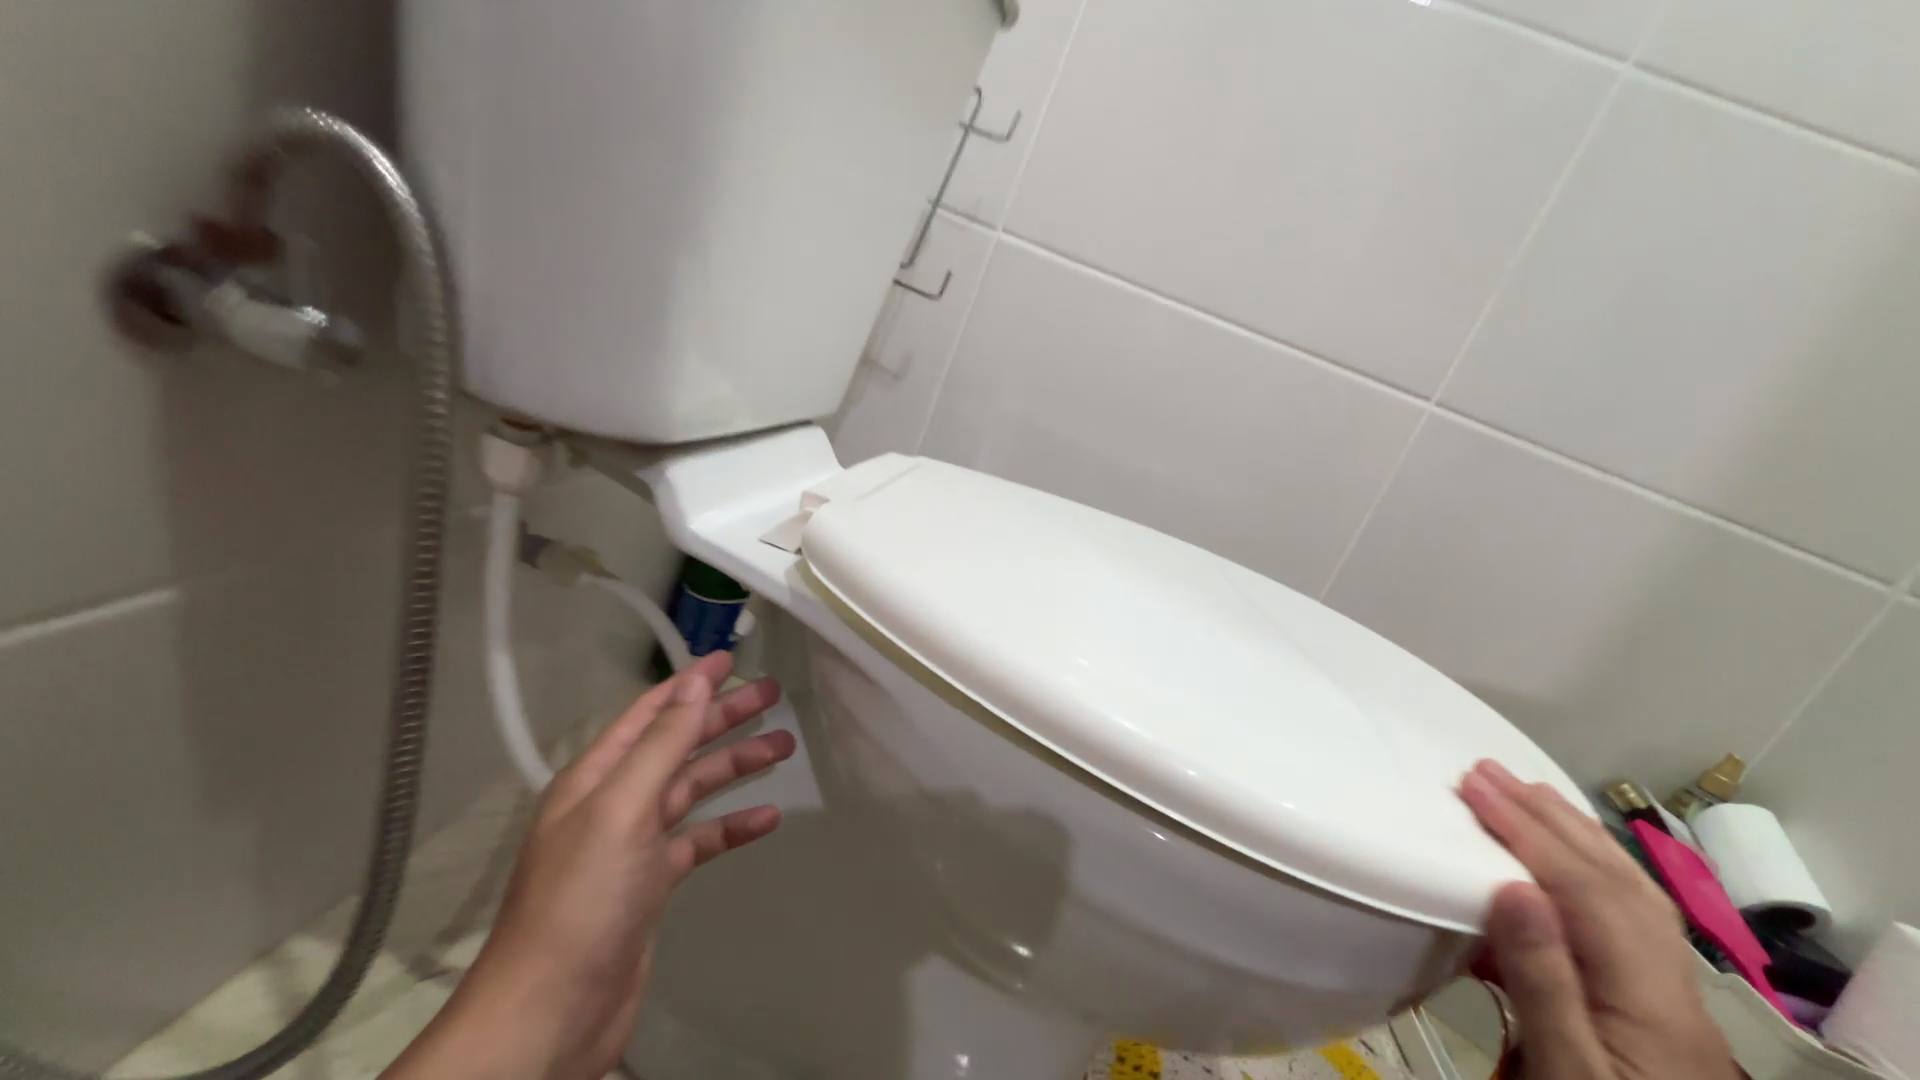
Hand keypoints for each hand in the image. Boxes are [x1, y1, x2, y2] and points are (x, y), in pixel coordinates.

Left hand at [386, 652, 793, 1079]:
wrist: (553, 1011)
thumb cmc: (583, 900)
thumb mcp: (622, 810)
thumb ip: (661, 743)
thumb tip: (694, 681)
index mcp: (596, 777)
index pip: (648, 713)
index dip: (689, 683)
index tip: (730, 660)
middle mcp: (613, 803)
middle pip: (676, 746)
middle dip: (722, 718)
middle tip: (772, 694)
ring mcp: (632, 845)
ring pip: (691, 790)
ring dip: (734, 767)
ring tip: (784, 746)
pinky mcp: (651, 885)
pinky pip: (698, 841)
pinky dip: (731, 827)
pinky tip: (767, 818)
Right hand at [1459, 760, 1739, 1079]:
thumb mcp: (1561, 1073)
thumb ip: (1543, 984)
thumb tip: (1515, 888)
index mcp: (1648, 1003)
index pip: (1585, 893)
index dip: (1528, 832)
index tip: (1473, 787)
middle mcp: (1670, 988)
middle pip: (1615, 883)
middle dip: (1550, 819)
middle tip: (1490, 772)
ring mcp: (1669, 997)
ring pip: (1630, 896)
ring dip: (1573, 838)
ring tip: (1524, 795)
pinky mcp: (1653, 1007)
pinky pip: (1626, 918)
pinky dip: (1588, 872)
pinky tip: (1556, 864)